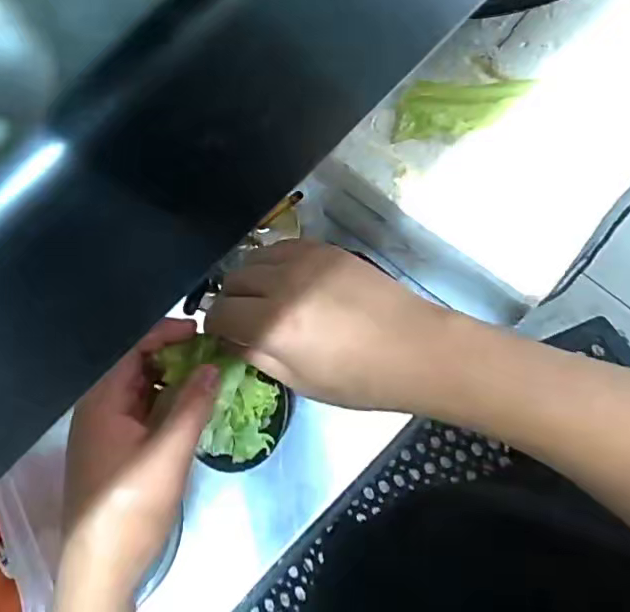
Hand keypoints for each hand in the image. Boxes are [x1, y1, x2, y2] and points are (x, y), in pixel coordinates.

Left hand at [57, 319, 219, 611]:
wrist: (99, 569)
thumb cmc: (129, 507)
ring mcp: (104, 428)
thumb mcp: (167, 456)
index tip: (202, 332)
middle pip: (136, 365)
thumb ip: (191, 407)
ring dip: (172, 381)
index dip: (167, 333)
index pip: (133, 347)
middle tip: (211, 356)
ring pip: (141, 390)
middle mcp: (98, 405)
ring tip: (207, 379)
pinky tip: (189, 410)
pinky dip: (165, 405)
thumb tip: (212, 367)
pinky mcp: (113, 449)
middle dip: (173, 356)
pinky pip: (141, 412)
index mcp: (102, 397)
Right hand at [208, 239, 458, 411]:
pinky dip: (272, 261)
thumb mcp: (300, 382)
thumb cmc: (360, 379)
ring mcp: (302, 260)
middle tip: (242, 318)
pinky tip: (285, 278)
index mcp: (274, 326)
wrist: (415, 347)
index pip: (220, 312)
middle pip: (232, 280)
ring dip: (249, 278)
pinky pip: (279, 246)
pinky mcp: (321, 247)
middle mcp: (281, 285)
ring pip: (251, 258)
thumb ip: (256, 356)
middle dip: (229, 300)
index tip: (220, 333)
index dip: (214, 325)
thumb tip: (228, 339)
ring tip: (264, 296)